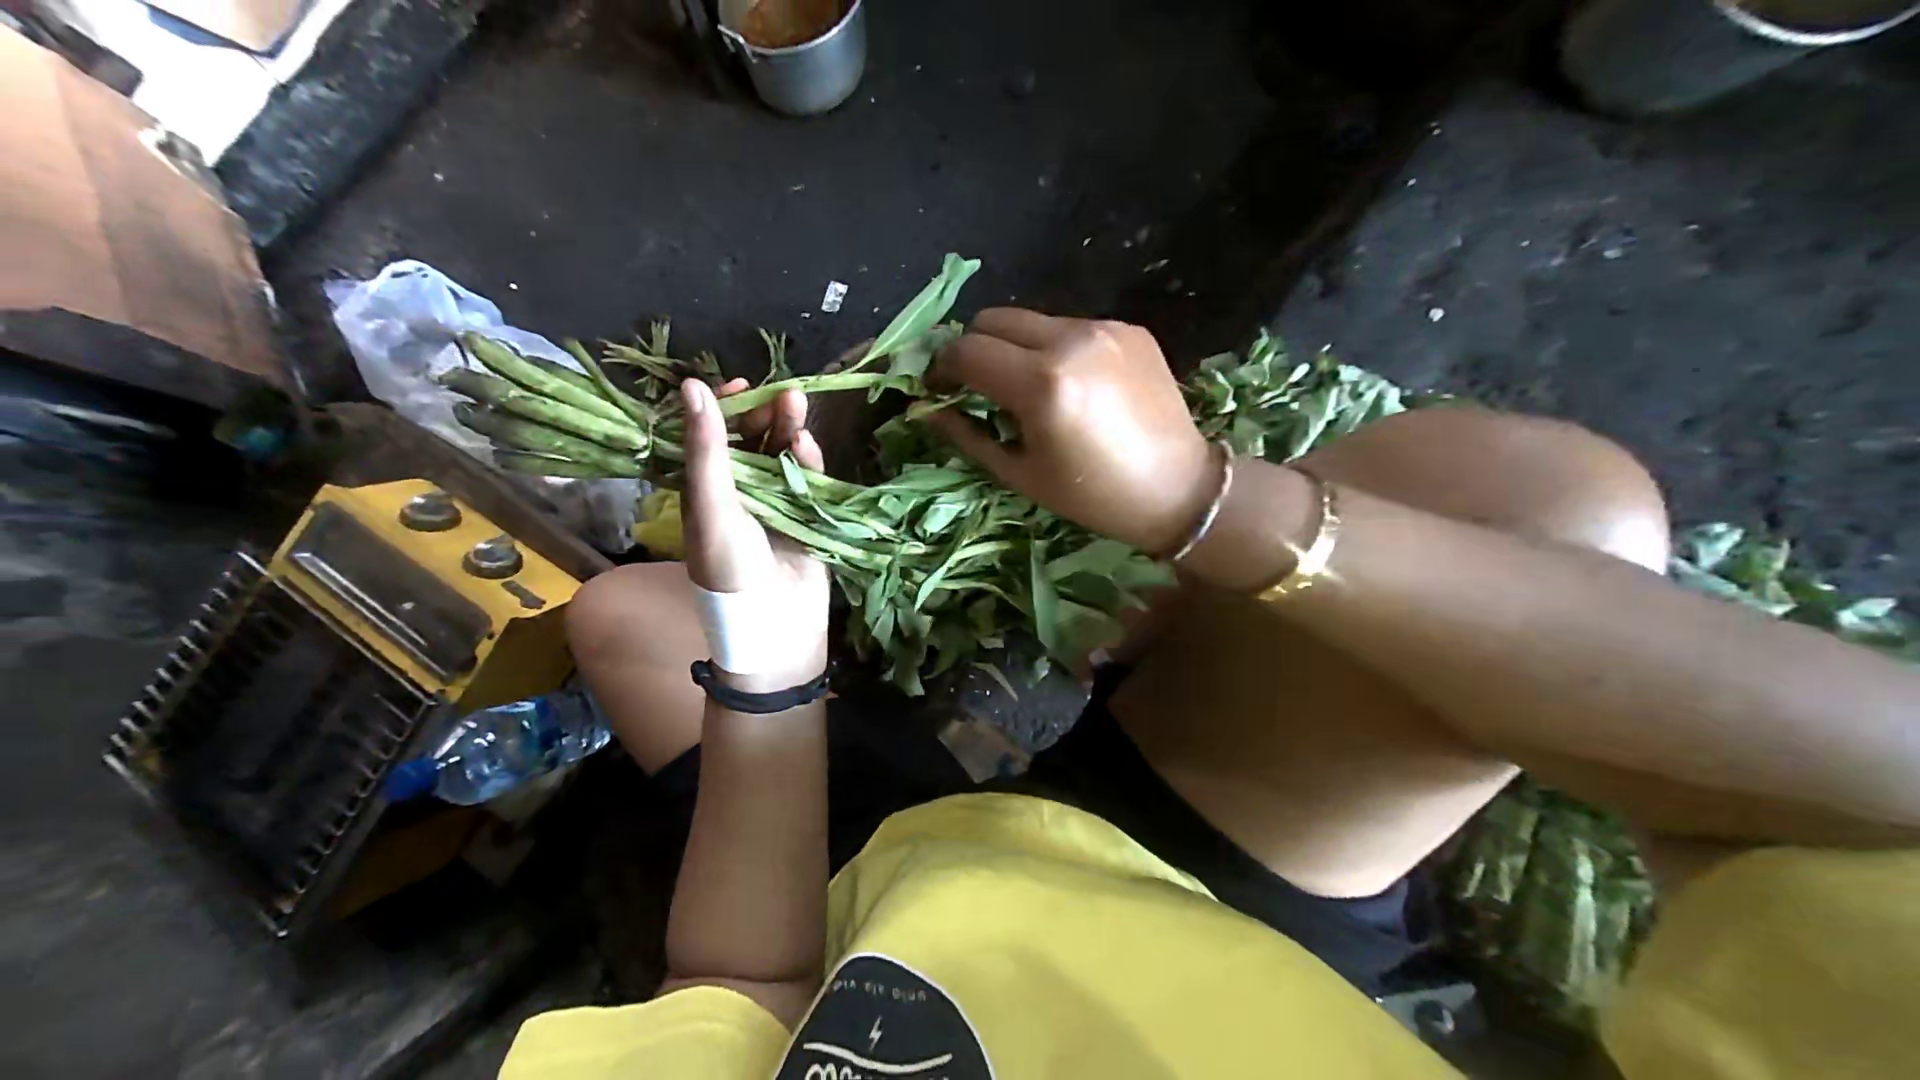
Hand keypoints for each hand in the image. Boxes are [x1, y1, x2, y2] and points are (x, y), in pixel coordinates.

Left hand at [682, 378, 830, 691]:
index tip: (741, 385)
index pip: (712, 435)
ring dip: (789, 430)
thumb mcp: (711, 506)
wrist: (775, 623)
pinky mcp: (805, 513)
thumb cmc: (731, 568)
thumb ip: (706, 450)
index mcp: (706, 488)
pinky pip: (807, 477)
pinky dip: (808, 459)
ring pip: (782, 454)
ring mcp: (774, 501)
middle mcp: (739, 490)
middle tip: (786, 395)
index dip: (724, 407)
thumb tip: (692, 385)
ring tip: (799, 408)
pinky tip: (809, 446)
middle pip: (753, 439)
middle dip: (767, 414)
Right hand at [929, 309, 1216, 553]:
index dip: (940, 368)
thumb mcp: (1019, 473)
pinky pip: (1069, 327)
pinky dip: (1053, 349)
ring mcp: (1103, 328)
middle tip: (976, 384)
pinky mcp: (1127, 327)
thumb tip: (925, 408)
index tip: (938, 388)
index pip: (966, 351)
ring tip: (1026, 388)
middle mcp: (1070, 341)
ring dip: (1013, 347)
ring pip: (1030, 320)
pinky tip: (1070, 385)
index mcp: (1041, 384)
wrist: (1178, 488)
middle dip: (972, 349)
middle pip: (992, 319)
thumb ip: (966, 433)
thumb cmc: (1092, 496)